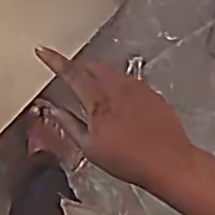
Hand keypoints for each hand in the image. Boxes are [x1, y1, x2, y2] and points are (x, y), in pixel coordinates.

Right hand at [35, 45, 214, 214]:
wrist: (172, 164)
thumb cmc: (127, 159)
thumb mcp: (89, 146)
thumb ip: (67, 123)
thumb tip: (49, 108)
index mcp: (98, 100)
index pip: (70, 73)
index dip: (54, 60)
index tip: (42, 50)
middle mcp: (117, 87)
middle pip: (93, 66)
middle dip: (79, 68)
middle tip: (71, 79)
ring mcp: (137, 88)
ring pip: (111, 71)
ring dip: (98, 74)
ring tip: (95, 92)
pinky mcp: (152, 93)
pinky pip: (128, 80)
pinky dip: (116, 83)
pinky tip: (118, 103)